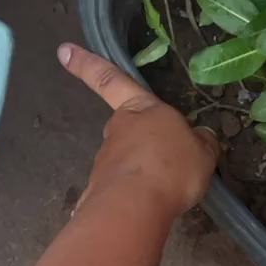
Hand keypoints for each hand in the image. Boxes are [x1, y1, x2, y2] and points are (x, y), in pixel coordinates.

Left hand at [58, 42, 218, 218]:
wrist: (137, 206)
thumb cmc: (171, 166)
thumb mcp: (202, 153)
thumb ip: (202, 143)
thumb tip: (202, 138)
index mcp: (138, 108)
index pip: (109, 79)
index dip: (86, 64)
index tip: (62, 52)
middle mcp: (117, 130)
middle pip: (126, 131)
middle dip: (139, 144)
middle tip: (163, 164)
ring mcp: (105, 161)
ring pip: (125, 163)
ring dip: (141, 175)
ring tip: (164, 195)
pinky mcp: (99, 191)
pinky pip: (121, 192)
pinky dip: (133, 200)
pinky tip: (147, 213)